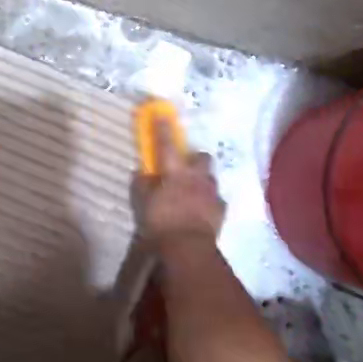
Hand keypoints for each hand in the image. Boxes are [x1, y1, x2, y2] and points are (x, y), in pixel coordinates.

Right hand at [133, 120, 224, 243]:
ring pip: (209, 177)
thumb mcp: (142, 203)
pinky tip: (200, 210)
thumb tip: (142, 173)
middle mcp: (197, 177)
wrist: (188, 247)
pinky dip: (208, 201)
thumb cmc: (160, 222)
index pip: (167, 145)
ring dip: (201, 180)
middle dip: (193, 158)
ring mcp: (212, 193)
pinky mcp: (221, 210)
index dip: (163, 129)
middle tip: (183, 167)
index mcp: (175, 172)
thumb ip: (143, 185)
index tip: (162, 114)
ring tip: (191, 192)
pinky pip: (215, 199)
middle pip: (201, 157)